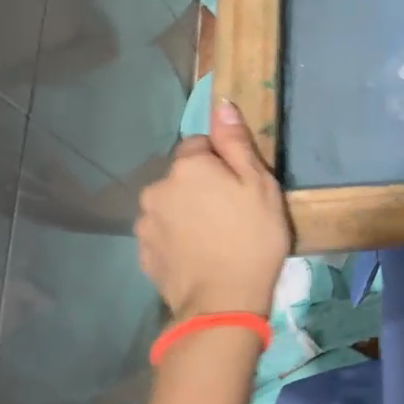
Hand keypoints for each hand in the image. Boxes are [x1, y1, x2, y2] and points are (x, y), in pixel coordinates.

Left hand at [135, 100, 291, 319]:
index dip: (224, 160)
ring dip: (188, 211)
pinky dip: (180, 237)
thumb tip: (222, 104)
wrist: (223, 299)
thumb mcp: (259, 184)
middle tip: (234, 210)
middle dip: (203, 186)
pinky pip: (164, 232)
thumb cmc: (253, 235)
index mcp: (188, 167)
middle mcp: (157, 188)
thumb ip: (237, 144)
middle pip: (183, 176)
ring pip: (171, 204)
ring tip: (217, 235)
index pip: (201, 144)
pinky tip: (202, 253)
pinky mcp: (144, 251)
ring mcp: (145, 222)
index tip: (243, 183)